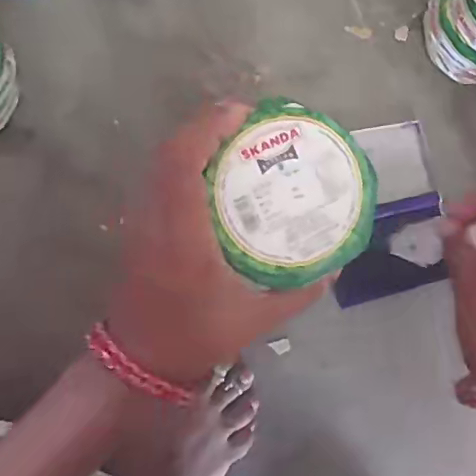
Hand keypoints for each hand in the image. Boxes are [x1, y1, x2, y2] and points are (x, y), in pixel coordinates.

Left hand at [105, 102, 328, 384]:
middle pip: (169, 152)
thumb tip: (335, 267)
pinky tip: (215, 169)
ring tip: (235, 136)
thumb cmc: (197, 337)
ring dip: (194, 139)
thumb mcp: (257, 319)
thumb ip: (299, 292)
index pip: (183, 165)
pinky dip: (186, 159)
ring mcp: (142, 221)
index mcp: (183, 238)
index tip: (243, 115)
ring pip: (160, 161)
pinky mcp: (140, 226)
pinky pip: (160, 177)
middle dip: (205, 124)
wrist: (140, 360)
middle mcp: (157, 220)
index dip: (208, 129)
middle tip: (248, 120)